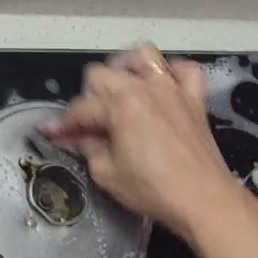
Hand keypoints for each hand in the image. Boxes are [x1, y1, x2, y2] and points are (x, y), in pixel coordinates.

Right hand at [40, 43, 245, 238]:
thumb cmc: (153, 189)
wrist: (205, 202)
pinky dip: (172, 73)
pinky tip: (162, 87)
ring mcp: (172, 89)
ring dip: (126, 68)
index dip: (64, 123)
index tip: (53, 133)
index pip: (81, 109)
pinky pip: (186, 70)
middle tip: (89, 122)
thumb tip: (73, 138)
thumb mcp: (107, 173)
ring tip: (120, 89)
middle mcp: (144, 87)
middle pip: (102, 73)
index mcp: (119, 105)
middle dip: (88, 96)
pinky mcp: (194, 100)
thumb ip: (86, 148)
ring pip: (143, 55)